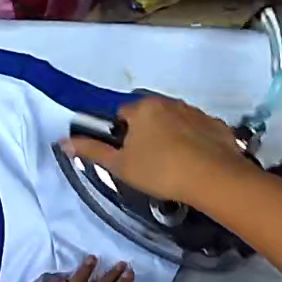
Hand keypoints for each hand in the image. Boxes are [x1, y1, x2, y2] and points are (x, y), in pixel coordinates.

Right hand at [63, 96, 250, 206]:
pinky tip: (194, 162)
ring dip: (170, 136)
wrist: (214, 178)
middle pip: (150, 115)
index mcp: (143, 108)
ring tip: (171, 164)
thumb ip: (92, 151)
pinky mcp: (217, 125)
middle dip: (146, 133)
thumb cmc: (160, 171)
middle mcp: (170, 103)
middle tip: (146, 161)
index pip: (122, 113)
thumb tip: (64, 142)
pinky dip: (194, 142)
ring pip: (175, 121)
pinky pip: (198, 130)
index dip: (121, 132)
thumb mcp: (120, 165)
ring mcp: (196, 112)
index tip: (125, 153)